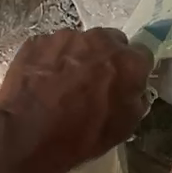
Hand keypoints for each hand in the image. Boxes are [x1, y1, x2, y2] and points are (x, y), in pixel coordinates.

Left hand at [0, 27, 151, 172]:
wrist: (28, 134)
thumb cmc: (82, 135)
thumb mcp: (124, 127)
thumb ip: (136, 100)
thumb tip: (135, 90)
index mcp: (129, 62)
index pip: (143, 54)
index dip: (134, 69)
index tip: (126, 82)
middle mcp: (101, 40)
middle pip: (112, 41)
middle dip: (107, 57)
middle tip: (95, 81)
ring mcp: (67, 37)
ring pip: (80, 42)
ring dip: (78, 57)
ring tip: (63, 83)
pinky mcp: (38, 41)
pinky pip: (52, 47)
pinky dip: (51, 59)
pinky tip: (42, 81)